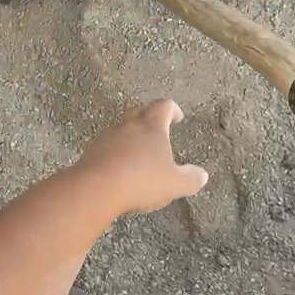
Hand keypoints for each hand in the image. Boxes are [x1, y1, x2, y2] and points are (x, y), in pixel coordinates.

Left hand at [71, 99, 208, 215]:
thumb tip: (202, 175)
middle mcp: (128, 125)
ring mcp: (107, 136)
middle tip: (157, 129)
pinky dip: (116, 151)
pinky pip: (107, 145)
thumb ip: (190, 179)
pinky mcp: (92, 151)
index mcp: (151, 126)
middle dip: (149, 117)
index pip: (164, 106)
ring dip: (131, 135)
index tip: (177, 117)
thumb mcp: (174, 184)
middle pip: (140, 111)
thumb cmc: (141, 180)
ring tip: (139, 151)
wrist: (96, 187)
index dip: (172, 110)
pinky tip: (120, 166)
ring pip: (122, 128)